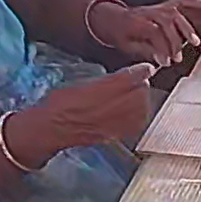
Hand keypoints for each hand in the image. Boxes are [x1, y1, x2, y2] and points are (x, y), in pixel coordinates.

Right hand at [6, 64, 153, 166]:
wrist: (52, 128)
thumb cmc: (60, 103)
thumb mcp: (79, 83)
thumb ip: (103, 81)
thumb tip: (123, 77)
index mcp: (99, 90)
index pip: (128, 78)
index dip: (140, 71)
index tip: (148, 67)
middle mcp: (109, 107)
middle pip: (140, 92)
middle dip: (141, 85)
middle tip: (137, 83)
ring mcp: (115, 123)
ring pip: (142, 108)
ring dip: (142, 100)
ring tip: (135, 97)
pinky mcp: (116, 134)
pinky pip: (137, 123)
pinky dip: (139, 115)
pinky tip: (134, 112)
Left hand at [92, 0, 200, 65]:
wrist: (111, 18)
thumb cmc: (120, 34)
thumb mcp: (127, 47)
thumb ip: (145, 51)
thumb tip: (160, 59)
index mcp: (136, 21)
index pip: (154, 32)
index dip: (162, 48)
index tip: (165, 62)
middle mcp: (148, 12)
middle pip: (167, 22)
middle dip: (174, 41)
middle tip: (177, 58)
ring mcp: (157, 7)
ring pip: (175, 13)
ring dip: (186, 28)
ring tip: (195, 41)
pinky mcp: (163, 6)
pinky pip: (179, 1)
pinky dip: (193, 1)